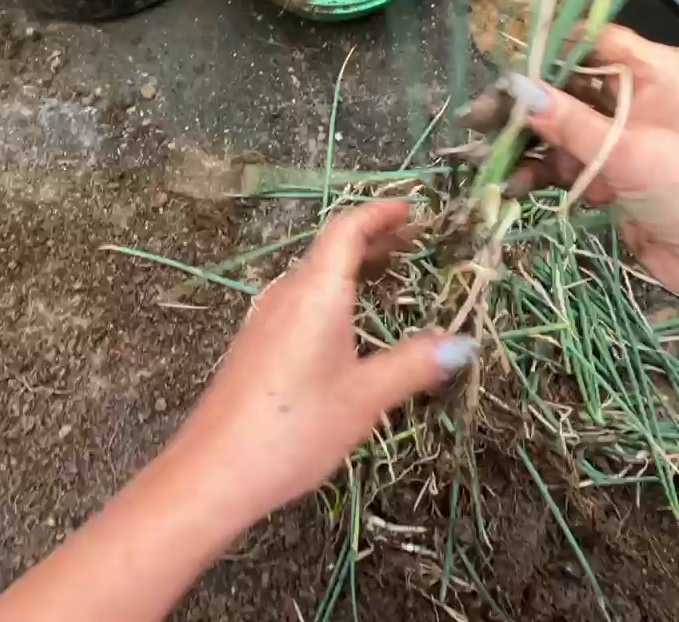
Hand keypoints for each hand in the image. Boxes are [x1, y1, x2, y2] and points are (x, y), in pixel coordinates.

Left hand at [162, 200, 474, 525]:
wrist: (214, 470)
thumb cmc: (296, 425)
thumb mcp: (365, 396)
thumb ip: (414, 364)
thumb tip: (463, 344)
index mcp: (316, 290)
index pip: (347, 228)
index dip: (380, 213)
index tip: (412, 209)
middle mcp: (288, 291)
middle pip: (331, 245)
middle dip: (374, 237)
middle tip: (414, 241)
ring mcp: (267, 315)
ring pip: (315, 271)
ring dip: (353, 263)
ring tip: (390, 272)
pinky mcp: (258, 340)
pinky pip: (302, 295)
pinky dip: (334, 288)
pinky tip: (348, 318)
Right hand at [463, 25, 678, 303]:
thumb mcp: (630, 153)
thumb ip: (568, 121)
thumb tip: (514, 86)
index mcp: (656, 72)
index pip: (593, 41)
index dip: (547, 48)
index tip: (500, 63)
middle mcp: (639, 97)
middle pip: (568, 87)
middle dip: (523, 105)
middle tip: (475, 118)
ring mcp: (626, 138)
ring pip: (562, 129)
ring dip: (525, 144)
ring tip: (482, 158)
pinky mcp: (616, 176)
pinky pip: (569, 164)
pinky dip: (542, 174)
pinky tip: (514, 187)